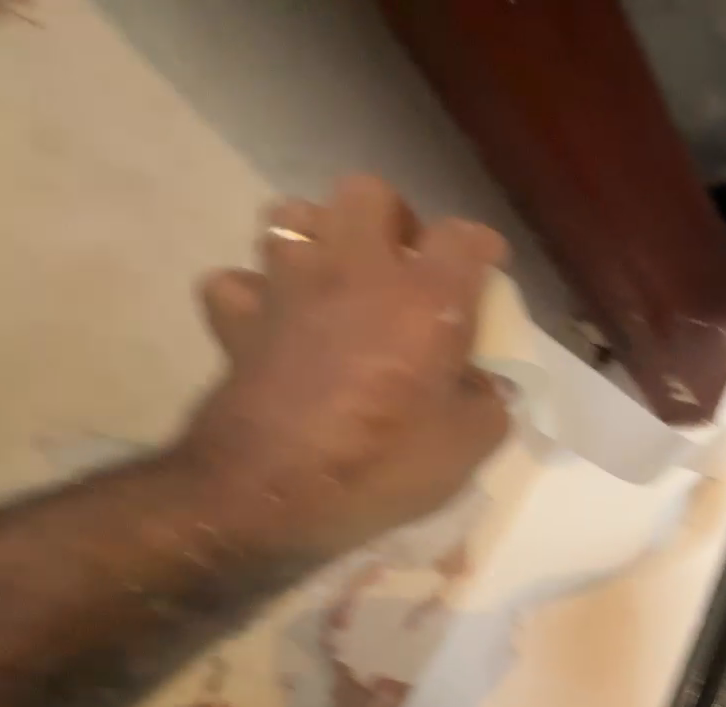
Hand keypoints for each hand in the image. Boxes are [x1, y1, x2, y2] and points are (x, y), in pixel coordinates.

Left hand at [173, 174, 510, 557]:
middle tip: (407, 265)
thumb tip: (482, 383)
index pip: (463, 237)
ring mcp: (286, 289)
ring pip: (290, 217)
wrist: (273, 493)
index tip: (490, 263)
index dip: (482, 244)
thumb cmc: (390, 463)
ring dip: (321, 241)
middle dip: (394, 219)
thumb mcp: (475, 442)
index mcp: (426, 300)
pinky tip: (281, 324)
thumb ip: (489, 400)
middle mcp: (356, 273)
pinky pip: (238, 281)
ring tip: (341, 283)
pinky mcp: (235, 319)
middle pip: (368, 194)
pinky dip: (260, 295)